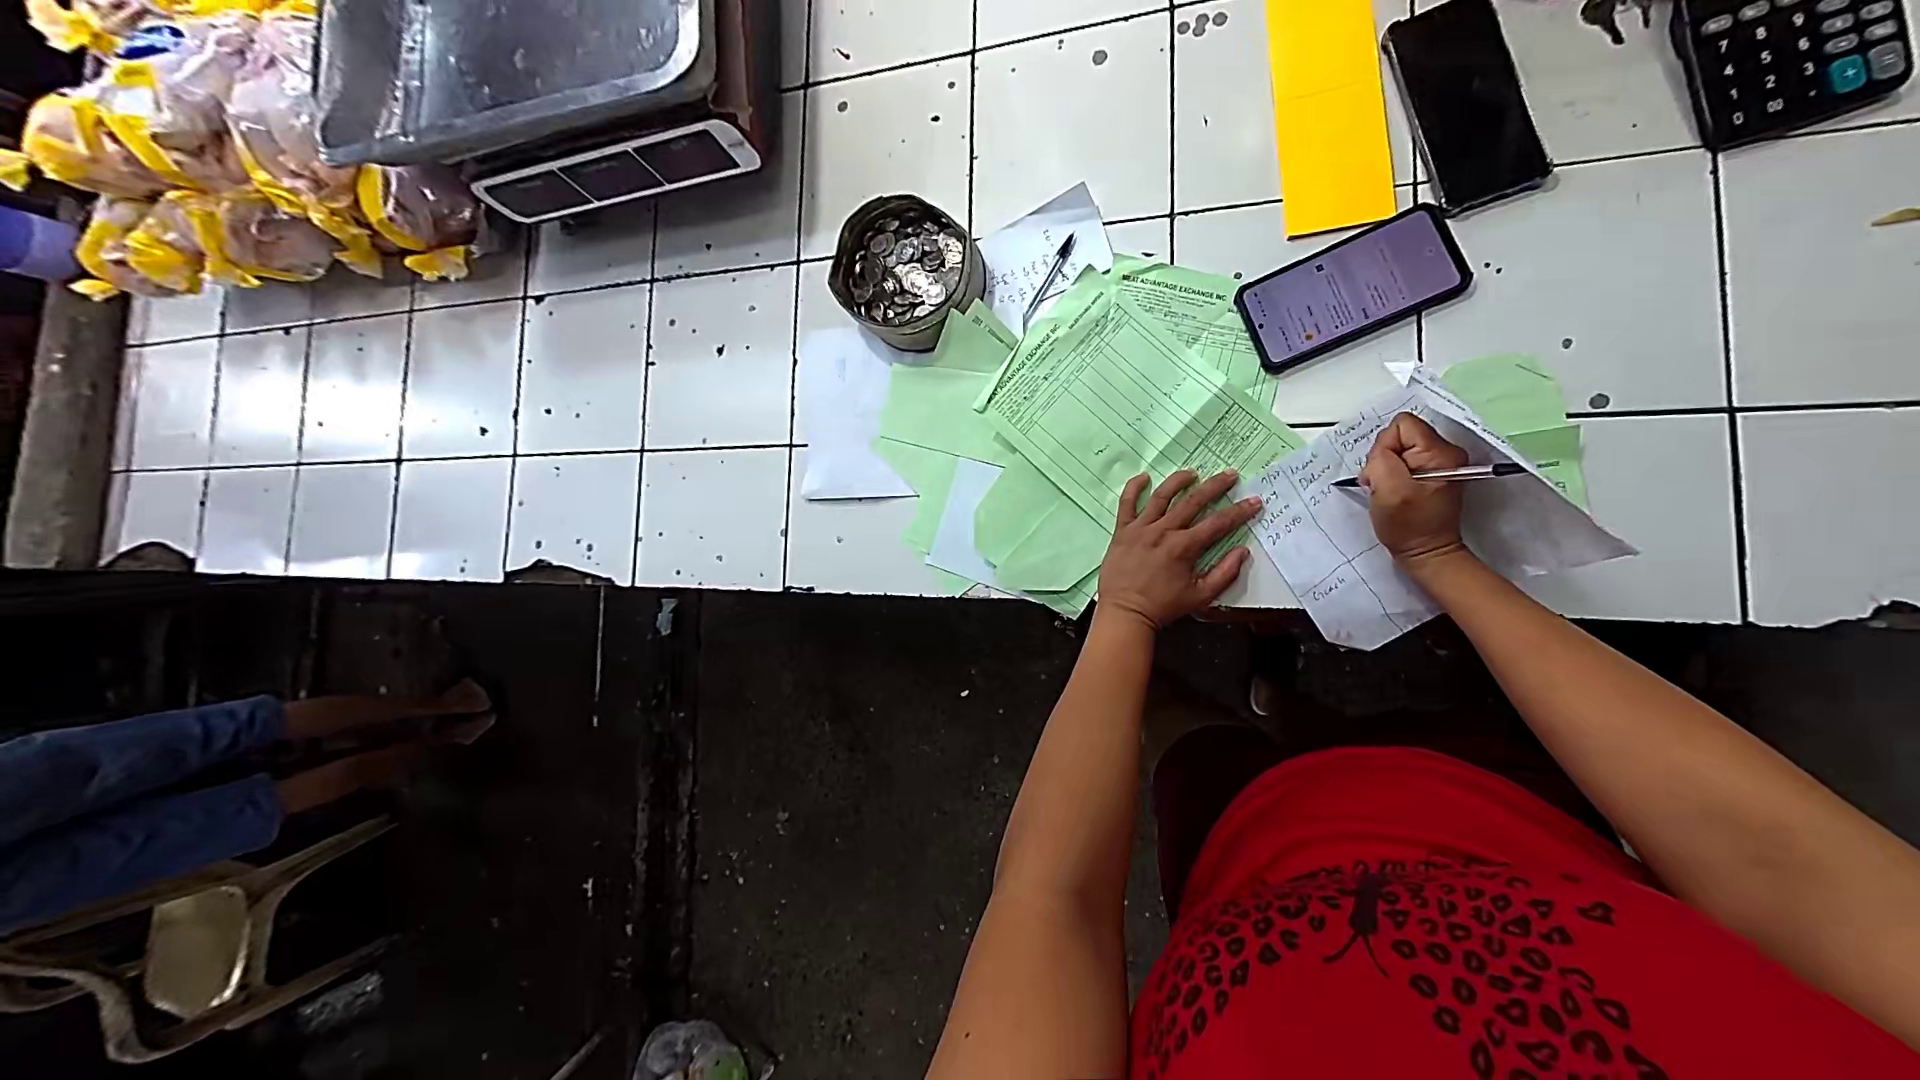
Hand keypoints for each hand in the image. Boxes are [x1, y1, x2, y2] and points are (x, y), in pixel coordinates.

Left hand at [1098, 469, 1261, 628]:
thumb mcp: (1200, 596)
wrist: (1125, 612)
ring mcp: (1141, 528)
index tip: (1253, 501)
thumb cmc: (1163, 606)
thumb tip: (1243, 552)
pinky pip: (1126, 503)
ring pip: (1161, 496)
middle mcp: (1163, 531)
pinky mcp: (1122, 531)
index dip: (1239, 512)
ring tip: (1192, 472)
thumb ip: (1225, 573)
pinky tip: (1144, 477)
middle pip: (1193, 501)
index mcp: (1184, 547)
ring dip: (1179, 481)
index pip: (1218, 523)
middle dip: (1215, 486)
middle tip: (1230, 474)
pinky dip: (1134, 488)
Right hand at [1361, 412, 1471, 567]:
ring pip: (1398, 448)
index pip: (1402, 425)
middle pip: (1400, 435)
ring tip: (1388, 489)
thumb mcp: (1387, 488)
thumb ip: (1382, 457)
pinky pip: (1402, 460)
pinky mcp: (1432, 473)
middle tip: (1385, 484)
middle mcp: (1446, 452)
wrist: (1425, 551)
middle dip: (1384, 457)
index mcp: (1440, 452)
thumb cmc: (1407, 524)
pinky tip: (1393, 490)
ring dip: (1386, 468)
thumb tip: (1383, 447)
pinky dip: (1392, 474)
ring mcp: (1440, 463)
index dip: (1385, 446)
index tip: (1385, 472)